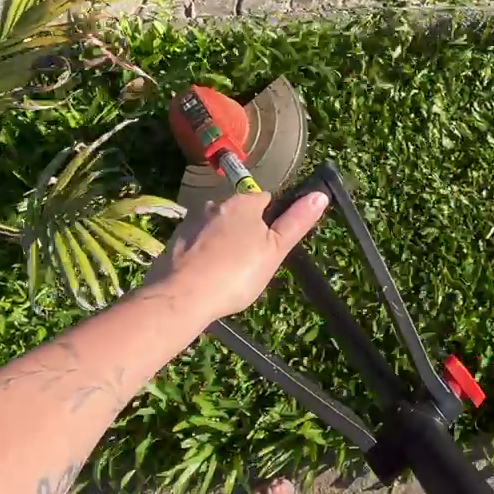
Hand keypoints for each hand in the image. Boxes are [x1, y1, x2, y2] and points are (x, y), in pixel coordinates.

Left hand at [141, 189, 328, 321]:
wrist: (181, 298)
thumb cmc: (236, 273)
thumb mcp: (275, 250)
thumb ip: (296, 222)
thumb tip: (320, 194)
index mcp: (243, 202)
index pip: (265, 199)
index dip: (271, 220)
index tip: (271, 244)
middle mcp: (215, 204)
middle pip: (238, 213)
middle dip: (244, 230)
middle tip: (250, 262)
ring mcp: (191, 221)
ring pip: (215, 227)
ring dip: (221, 242)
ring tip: (226, 273)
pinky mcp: (173, 241)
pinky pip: (195, 243)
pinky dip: (201, 254)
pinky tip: (204, 276)